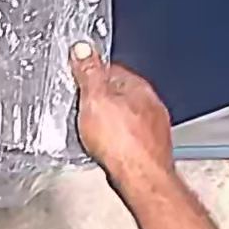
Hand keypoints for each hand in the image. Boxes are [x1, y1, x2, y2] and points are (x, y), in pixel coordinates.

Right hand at [70, 41, 175, 194]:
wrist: (142, 179)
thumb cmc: (122, 143)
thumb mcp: (94, 100)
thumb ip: (89, 73)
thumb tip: (83, 48)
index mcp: (137, 86)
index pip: (111, 69)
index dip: (90, 74)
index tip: (77, 80)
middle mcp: (150, 104)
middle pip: (117, 93)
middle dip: (99, 100)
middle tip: (80, 109)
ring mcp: (152, 127)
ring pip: (123, 116)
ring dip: (108, 121)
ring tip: (91, 130)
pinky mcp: (149, 148)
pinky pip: (127, 137)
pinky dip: (115, 139)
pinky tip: (105, 147)